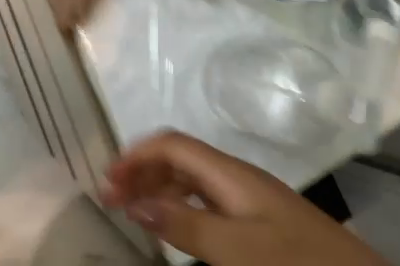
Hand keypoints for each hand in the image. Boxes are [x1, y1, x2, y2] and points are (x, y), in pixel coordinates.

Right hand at [101, 132, 384, 265]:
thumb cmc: (294, 261)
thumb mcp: (236, 248)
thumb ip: (186, 224)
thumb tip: (136, 199)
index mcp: (230, 174)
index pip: (173, 145)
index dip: (136, 155)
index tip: (106, 181)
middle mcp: (238, 178)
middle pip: (180, 159)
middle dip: (142, 171)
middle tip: (109, 198)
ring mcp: (251, 199)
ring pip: (193, 180)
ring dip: (159, 189)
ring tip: (132, 211)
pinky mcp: (260, 221)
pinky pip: (208, 201)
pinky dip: (181, 207)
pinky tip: (174, 228)